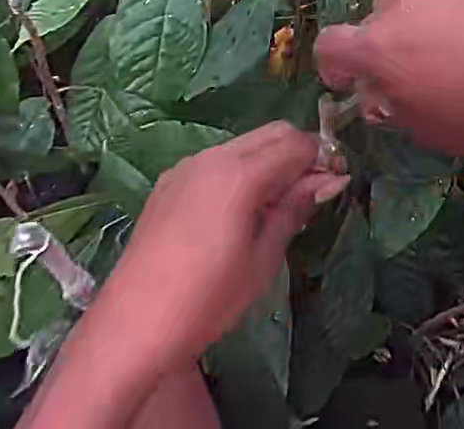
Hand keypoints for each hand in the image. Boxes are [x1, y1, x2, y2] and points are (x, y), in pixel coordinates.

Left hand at [92, 123, 347, 370]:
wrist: (128, 330)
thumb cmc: (206, 301)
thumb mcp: (262, 259)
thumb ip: (296, 207)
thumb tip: (331, 178)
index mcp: (240, 175)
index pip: (297, 144)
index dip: (322, 158)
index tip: (335, 182)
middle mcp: (213, 156)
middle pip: (274, 132)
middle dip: (299, 151)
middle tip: (311, 190)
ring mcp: (188, 165)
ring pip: (246, 142)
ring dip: (271, 158)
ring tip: (275, 203)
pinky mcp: (170, 180)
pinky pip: (219, 158)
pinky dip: (242, 167)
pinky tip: (239, 207)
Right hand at [314, 0, 463, 156]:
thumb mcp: (421, 127)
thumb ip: (387, 105)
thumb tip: (377, 91)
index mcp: (376, 46)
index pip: (328, 44)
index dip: (333, 66)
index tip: (353, 85)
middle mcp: (398, 7)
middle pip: (370, 23)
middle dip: (379, 49)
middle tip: (408, 77)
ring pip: (404, 6)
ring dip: (408, 29)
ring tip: (444, 56)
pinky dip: (440, 17)